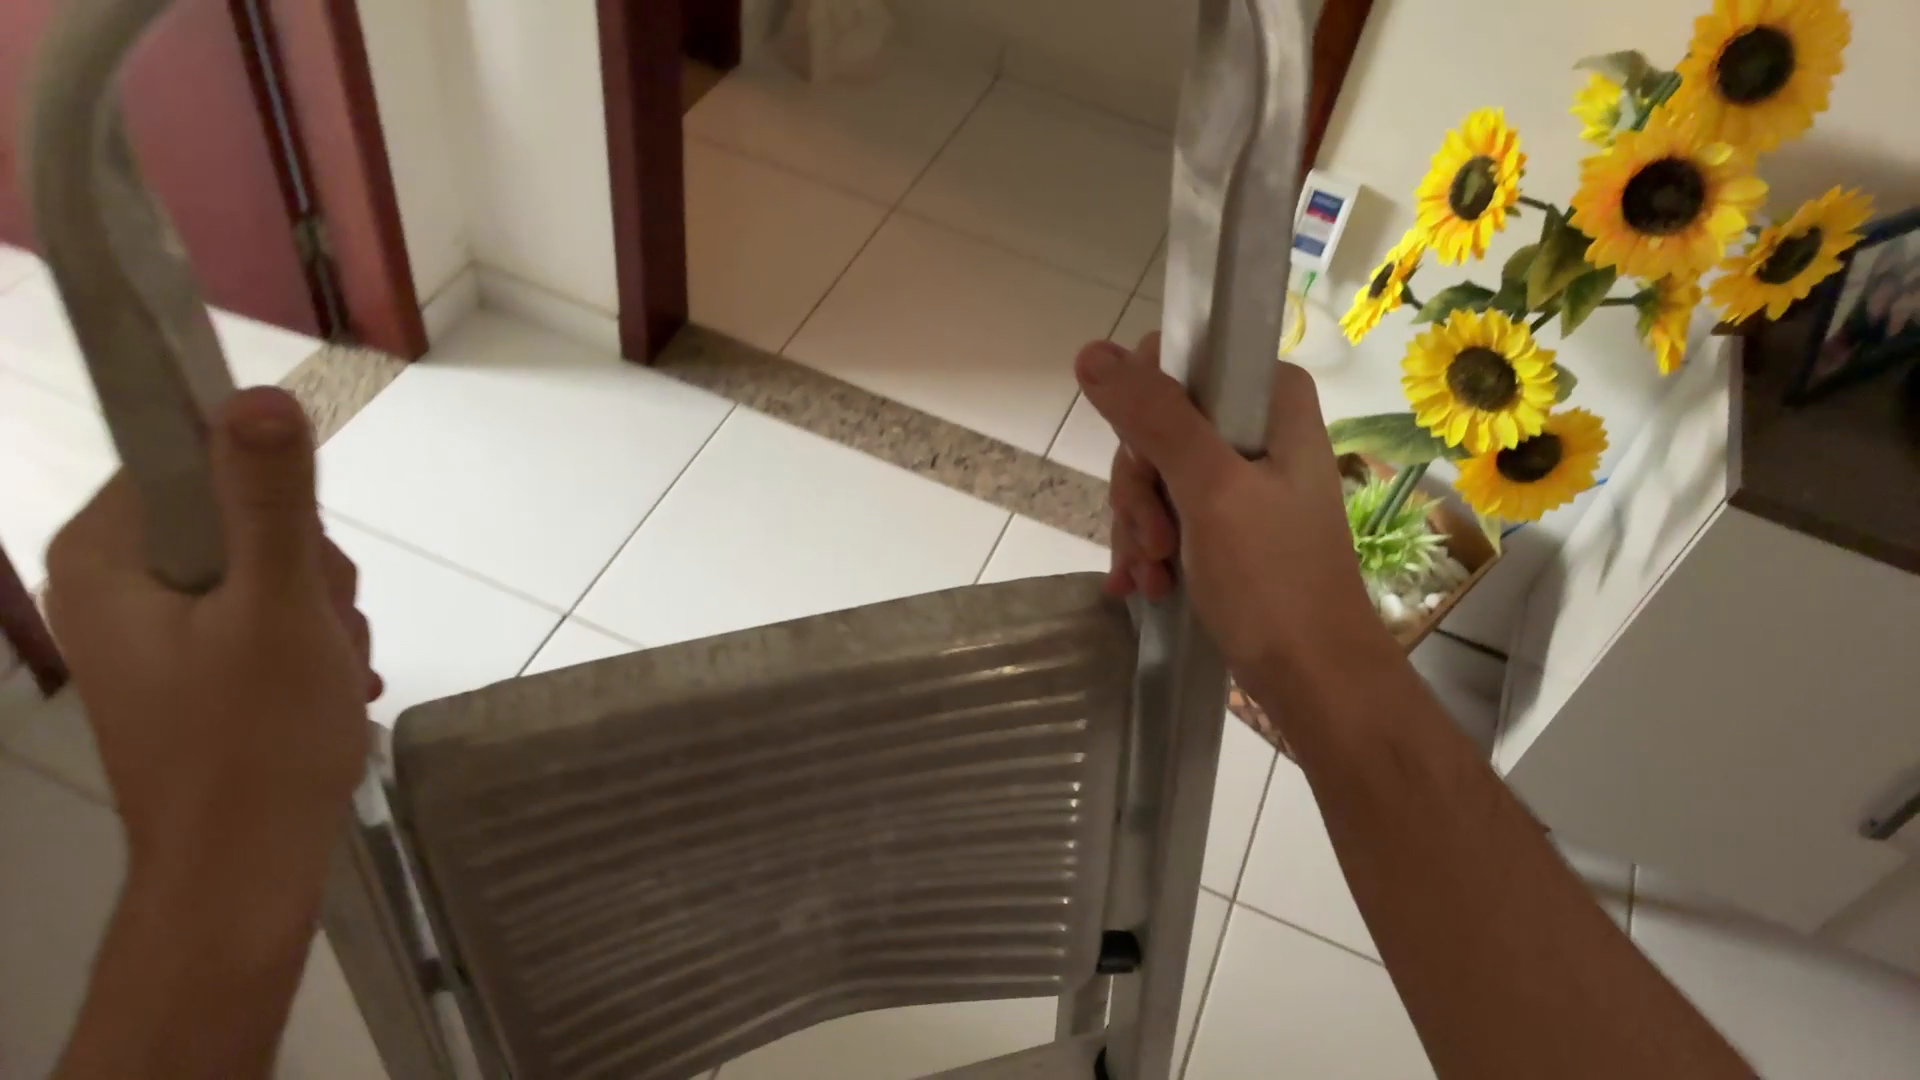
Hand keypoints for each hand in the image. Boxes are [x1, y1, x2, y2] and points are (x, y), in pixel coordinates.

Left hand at [45, 387, 379, 879]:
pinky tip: (332, 683)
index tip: (303, 554)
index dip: (266, 494)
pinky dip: (316, 643)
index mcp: (108, 559)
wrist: (249, 862)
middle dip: (309, 569)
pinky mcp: (202, 664)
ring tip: (329, 667)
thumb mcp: (281, 605)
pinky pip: (274, 615)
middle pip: (243, 520)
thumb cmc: (257, 734)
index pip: (186, 464)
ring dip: (324, 611)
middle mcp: (121, 585)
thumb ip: (273, 501)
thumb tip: (262, 394)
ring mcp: (163, 629)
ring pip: (272, 570)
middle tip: (319, 624)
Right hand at [1076, 334, 1396, 720]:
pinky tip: (1145, 584)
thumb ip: (1155, 418)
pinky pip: (1161, 513)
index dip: (1146, 411)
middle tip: (1157, 540)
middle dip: (1141, 490)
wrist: (1311, 675)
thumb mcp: (1209, 491)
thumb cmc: (1272, 579)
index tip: (1149, 466)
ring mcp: (1236, 477)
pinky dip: (1147, 547)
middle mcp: (1253, 428)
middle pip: (1155, 425)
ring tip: (1154, 576)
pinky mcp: (1221, 520)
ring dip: (1140, 528)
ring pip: (1150, 475)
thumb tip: (1091, 353)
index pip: (1178, 363)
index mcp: (1268, 400)